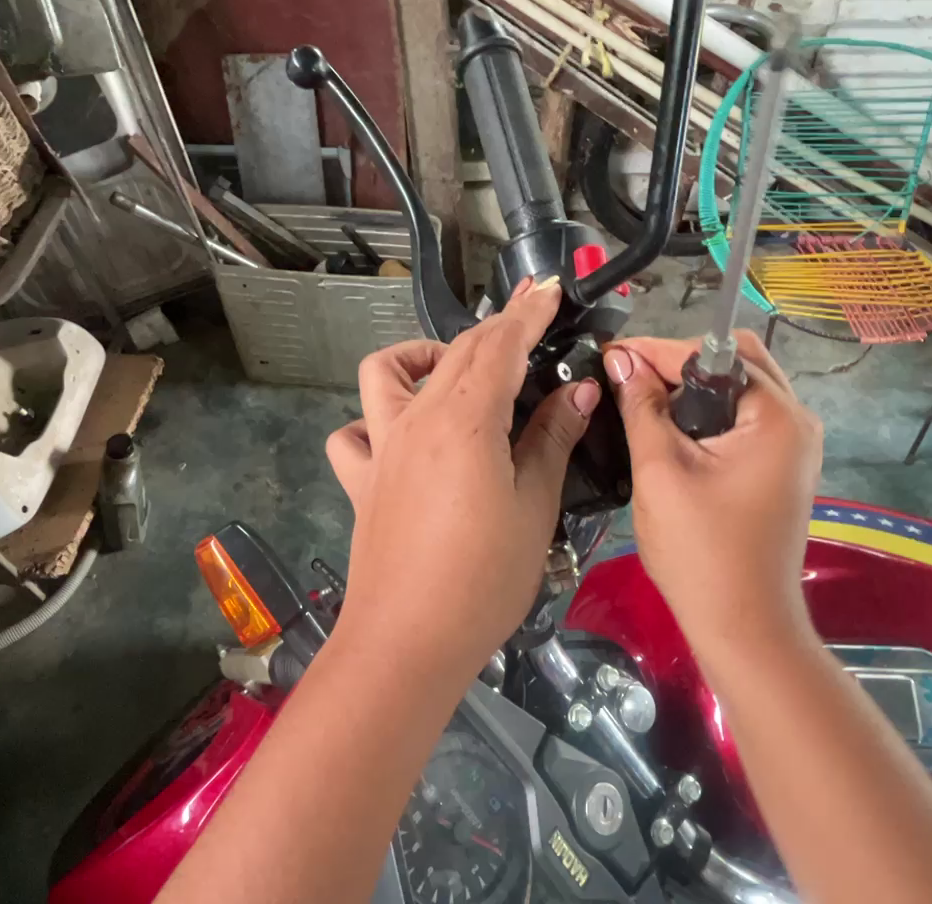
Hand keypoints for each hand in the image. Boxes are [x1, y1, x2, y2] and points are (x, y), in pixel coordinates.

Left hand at [325, 278, 600, 681]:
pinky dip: (373, 421)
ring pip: (385, 374)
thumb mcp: (533, 507)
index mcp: (463, 420)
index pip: (499, 347)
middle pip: (454, 352)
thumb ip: (551, 440)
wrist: (408, 642)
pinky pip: (354, 435)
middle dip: (494, 325)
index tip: (548, 290)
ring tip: (453, 373)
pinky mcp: (361, 482)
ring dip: (419, 358)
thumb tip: (578, 391)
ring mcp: (380, 449)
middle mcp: (414, 421)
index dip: (527, 314)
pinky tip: (399, 437)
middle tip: (529, 317)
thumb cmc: (483, 578)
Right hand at [602, 332, 823, 650]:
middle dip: (679, 361)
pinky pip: (744, 418)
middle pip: (738, 361)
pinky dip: (708, 412)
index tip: (611, 356)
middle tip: (629, 376)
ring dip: (694, 386)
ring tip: (642, 396)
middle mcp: (797, 422)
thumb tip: (620, 360)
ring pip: (740, 389)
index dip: (658, 349)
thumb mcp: (660, 472)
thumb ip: (641, 408)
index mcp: (776, 417)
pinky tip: (671, 425)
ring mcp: (794, 447)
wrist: (743, 626)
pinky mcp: (781, 467)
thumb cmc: (700, 552)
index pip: (715, 353)